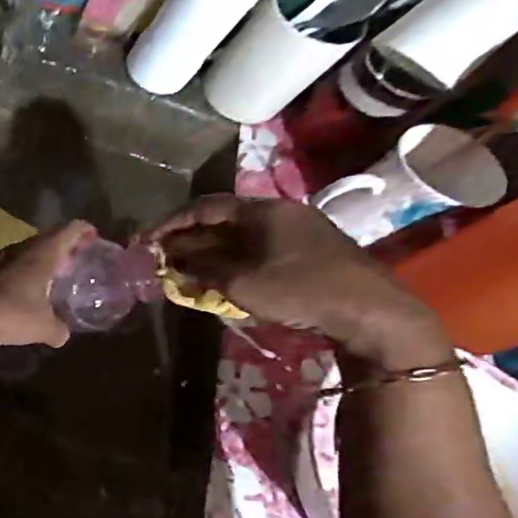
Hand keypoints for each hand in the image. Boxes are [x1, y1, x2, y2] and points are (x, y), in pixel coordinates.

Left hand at [0, 220, 95, 351]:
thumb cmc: (11, 316)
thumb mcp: (44, 328)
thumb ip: (59, 330)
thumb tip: (63, 335)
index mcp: (41, 255)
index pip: (68, 231)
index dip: (83, 231)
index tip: (93, 237)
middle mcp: (20, 250)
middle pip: (45, 238)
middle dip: (61, 245)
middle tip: (72, 259)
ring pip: (22, 248)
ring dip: (35, 255)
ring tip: (44, 270)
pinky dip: (9, 264)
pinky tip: (8, 273)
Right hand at [140, 196, 450, 366]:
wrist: (370, 311)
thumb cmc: (300, 290)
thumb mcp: (241, 283)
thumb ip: (203, 269)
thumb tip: (174, 261)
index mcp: (264, 210)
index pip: (206, 206)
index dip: (172, 222)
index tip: (147, 239)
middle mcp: (280, 212)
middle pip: (222, 220)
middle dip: (188, 238)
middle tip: (161, 257)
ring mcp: (297, 230)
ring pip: (240, 235)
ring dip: (209, 251)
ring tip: (183, 269)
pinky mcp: (308, 251)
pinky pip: (257, 248)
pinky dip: (232, 259)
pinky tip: (220, 277)